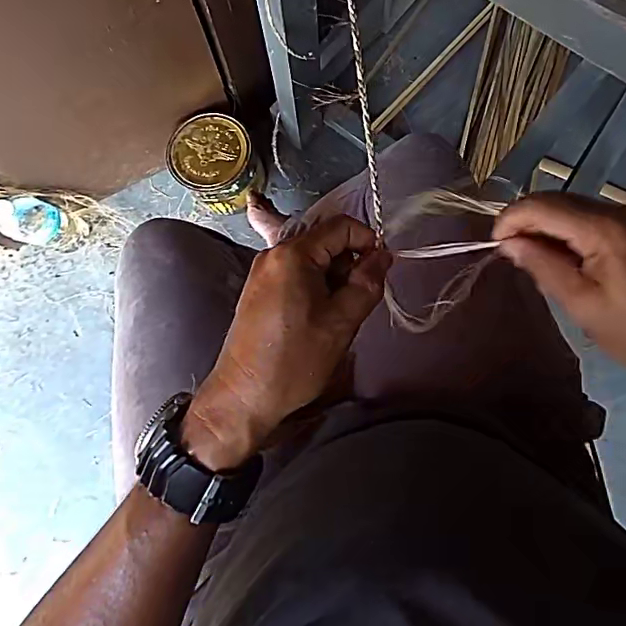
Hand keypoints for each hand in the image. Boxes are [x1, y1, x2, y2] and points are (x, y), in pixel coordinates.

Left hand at [182, 215, 390, 470]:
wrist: (242, 400)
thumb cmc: (293, 361)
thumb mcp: (342, 321)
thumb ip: (368, 282)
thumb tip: (383, 256)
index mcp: (293, 255)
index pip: (342, 226)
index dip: (368, 242)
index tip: (379, 270)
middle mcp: (274, 254)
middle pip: (327, 240)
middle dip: (350, 263)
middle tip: (358, 298)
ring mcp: (264, 272)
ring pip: (315, 259)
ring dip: (335, 278)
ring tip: (339, 313)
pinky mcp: (260, 290)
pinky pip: (299, 273)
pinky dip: (318, 287)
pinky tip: (321, 317)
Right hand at [493, 193, 625, 388]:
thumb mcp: (584, 306)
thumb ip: (544, 267)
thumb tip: (510, 243)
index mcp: (604, 228)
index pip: (542, 206)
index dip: (511, 219)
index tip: (492, 244)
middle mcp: (618, 212)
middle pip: (558, 201)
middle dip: (527, 221)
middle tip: (508, 254)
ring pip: (573, 208)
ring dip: (547, 226)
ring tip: (531, 259)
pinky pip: (591, 220)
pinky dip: (569, 232)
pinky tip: (562, 258)